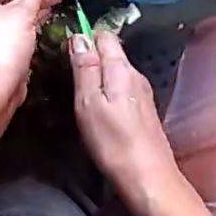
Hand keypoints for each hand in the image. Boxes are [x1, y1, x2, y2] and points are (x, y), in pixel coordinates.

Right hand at [71, 31, 181, 204]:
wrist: (148, 179)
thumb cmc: (113, 141)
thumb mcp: (88, 101)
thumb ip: (84, 67)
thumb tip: (79, 36)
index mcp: (121, 68)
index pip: (104, 35)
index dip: (84, 37)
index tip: (66, 53)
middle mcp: (135, 74)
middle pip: (111, 51)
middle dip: (90, 55)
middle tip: (69, 75)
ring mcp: (142, 92)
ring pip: (115, 70)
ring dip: (98, 74)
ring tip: (80, 92)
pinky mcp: (144, 109)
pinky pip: (121, 86)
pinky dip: (107, 89)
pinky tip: (99, 107)